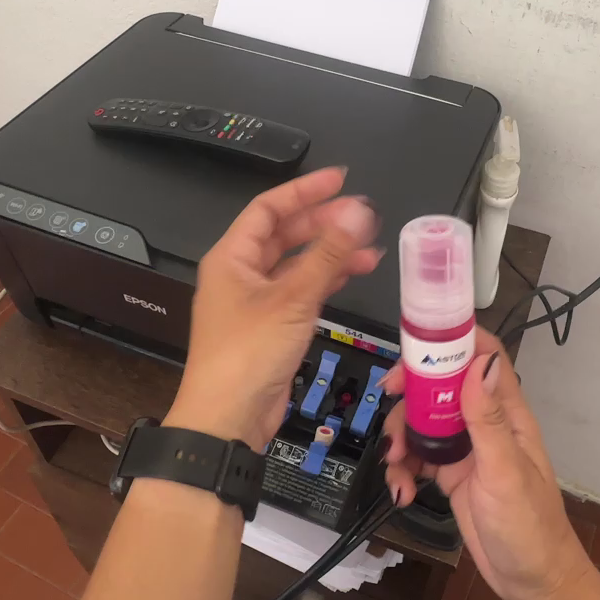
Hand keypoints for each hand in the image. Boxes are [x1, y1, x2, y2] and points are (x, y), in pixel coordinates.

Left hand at [166, 166, 380, 447]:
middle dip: (324, 223)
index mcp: (232, 257)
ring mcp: (256, 300)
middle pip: (286, 234)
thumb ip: (329, 254)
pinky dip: (326, 280)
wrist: (229, 419)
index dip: (305, 190)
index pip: (269, 208)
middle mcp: (241, 274)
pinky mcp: (271, 325)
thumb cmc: (248, 355)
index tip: (339, 180)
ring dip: (330, 254)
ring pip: (297, 263)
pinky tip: (353, 274)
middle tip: (362, 216)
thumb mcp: (293, 298)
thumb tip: (359, 212)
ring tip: (370, 249)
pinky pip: (301, 289)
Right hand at [382, 329, 595, 599]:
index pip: (484, 357)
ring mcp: (466, 448)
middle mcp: (485, 422)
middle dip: (412, 389)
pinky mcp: (451, 473)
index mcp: (507, 413)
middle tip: (388, 397)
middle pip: (441, 385)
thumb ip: (490, 419)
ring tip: (394, 462)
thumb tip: (479, 362)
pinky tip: (403, 491)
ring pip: (424, 420)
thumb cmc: (530, 527)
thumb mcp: (506, 472)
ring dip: (402, 435)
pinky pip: (419, 456)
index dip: (454, 342)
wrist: (532, 582)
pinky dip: (405, 468)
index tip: (418, 345)